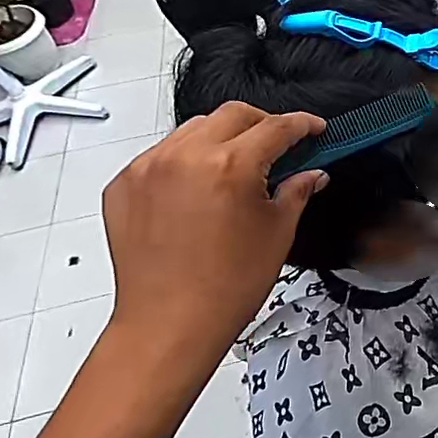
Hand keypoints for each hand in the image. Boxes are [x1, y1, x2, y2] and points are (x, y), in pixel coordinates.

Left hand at [100, 103, 326, 386]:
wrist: (171, 322)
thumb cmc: (224, 287)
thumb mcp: (278, 232)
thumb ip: (297, 191)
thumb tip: (311, 175)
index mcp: (229, 166)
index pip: (277, 127)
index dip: (303, 125)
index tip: (313, 129)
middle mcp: (184, 158)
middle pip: (233, 115)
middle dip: (264, 123)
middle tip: (283, 143)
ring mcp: (148, 169)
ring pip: (194, 128)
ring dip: (224, 137)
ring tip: (241, 166)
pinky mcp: (124, 185)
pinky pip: (162, 154)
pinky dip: (189, 159)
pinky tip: (205, 186)